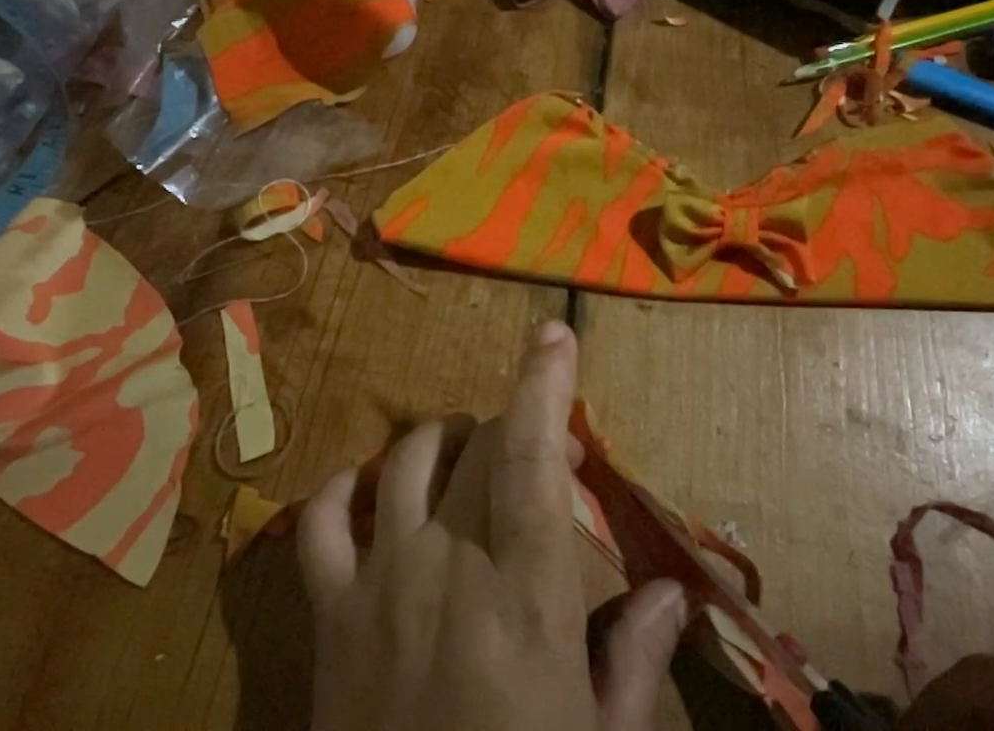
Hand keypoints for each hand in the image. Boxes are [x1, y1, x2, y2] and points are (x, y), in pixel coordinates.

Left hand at [299, 321, 687, 730]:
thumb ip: (634, 660)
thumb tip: (671, 595)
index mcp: (524, 596)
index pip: (530, 459)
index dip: (543, 386)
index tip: (554, 334)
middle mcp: (445, 566)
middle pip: (473, 452)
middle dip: (508, 424)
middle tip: (533, 439)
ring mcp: (376, 583)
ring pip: (403, 464)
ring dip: (438, 441)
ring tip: (464, 450)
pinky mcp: (327, 613)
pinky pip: (322, 520)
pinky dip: (348, 489)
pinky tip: (371, 490)